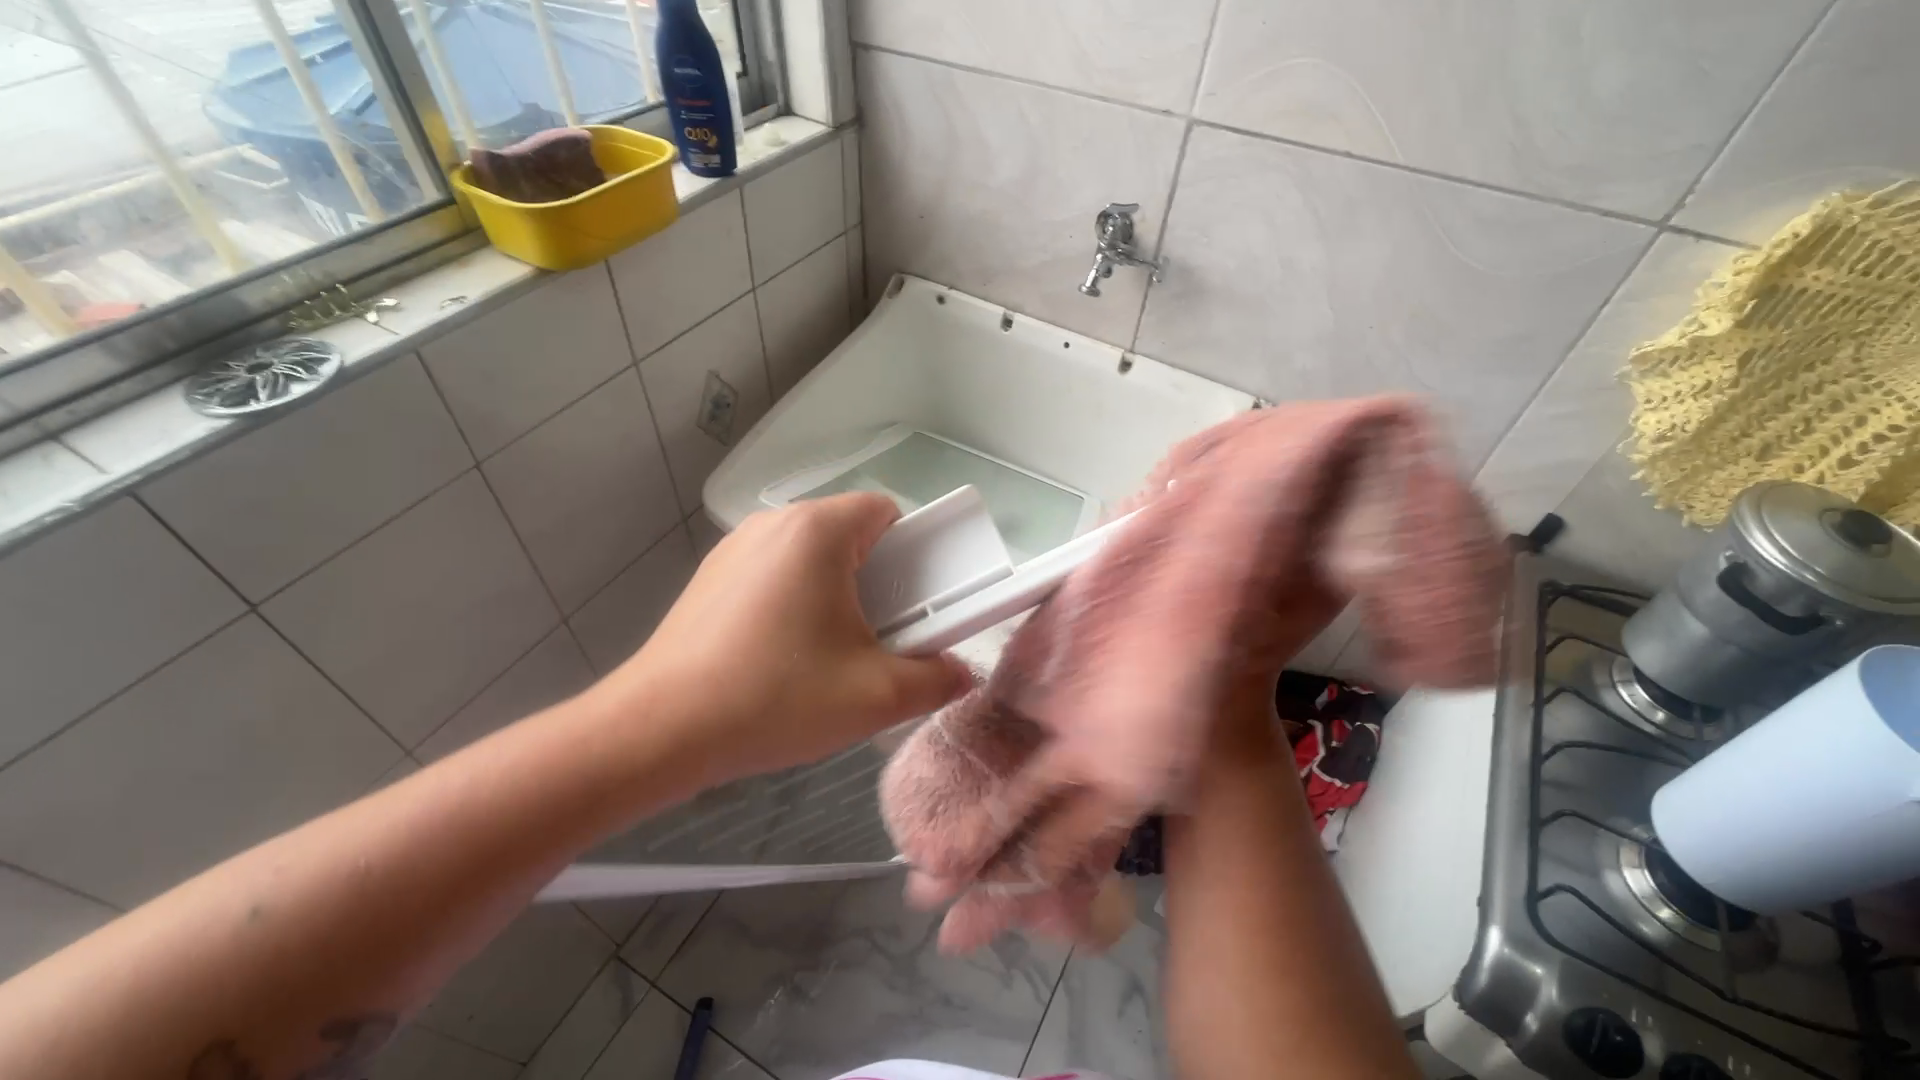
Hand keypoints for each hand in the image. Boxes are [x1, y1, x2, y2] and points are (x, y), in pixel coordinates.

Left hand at [597, 494, 972, 784]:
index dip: (915, 554)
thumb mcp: (877, 697)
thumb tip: (955, 672)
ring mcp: (733, 550)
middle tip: (881, 641)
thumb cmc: (777, 698)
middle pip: (849, 535)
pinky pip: (773, 577)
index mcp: (817, 531)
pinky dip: (793, 606)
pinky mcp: (708, 581)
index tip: (916, 606)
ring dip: (834, 596)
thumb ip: (936, 679)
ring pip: (809, 559)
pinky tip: (781, 663)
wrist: (661, 731)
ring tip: (829, 659)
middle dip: (877, 582)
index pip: (888, 512)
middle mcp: (772, 524)